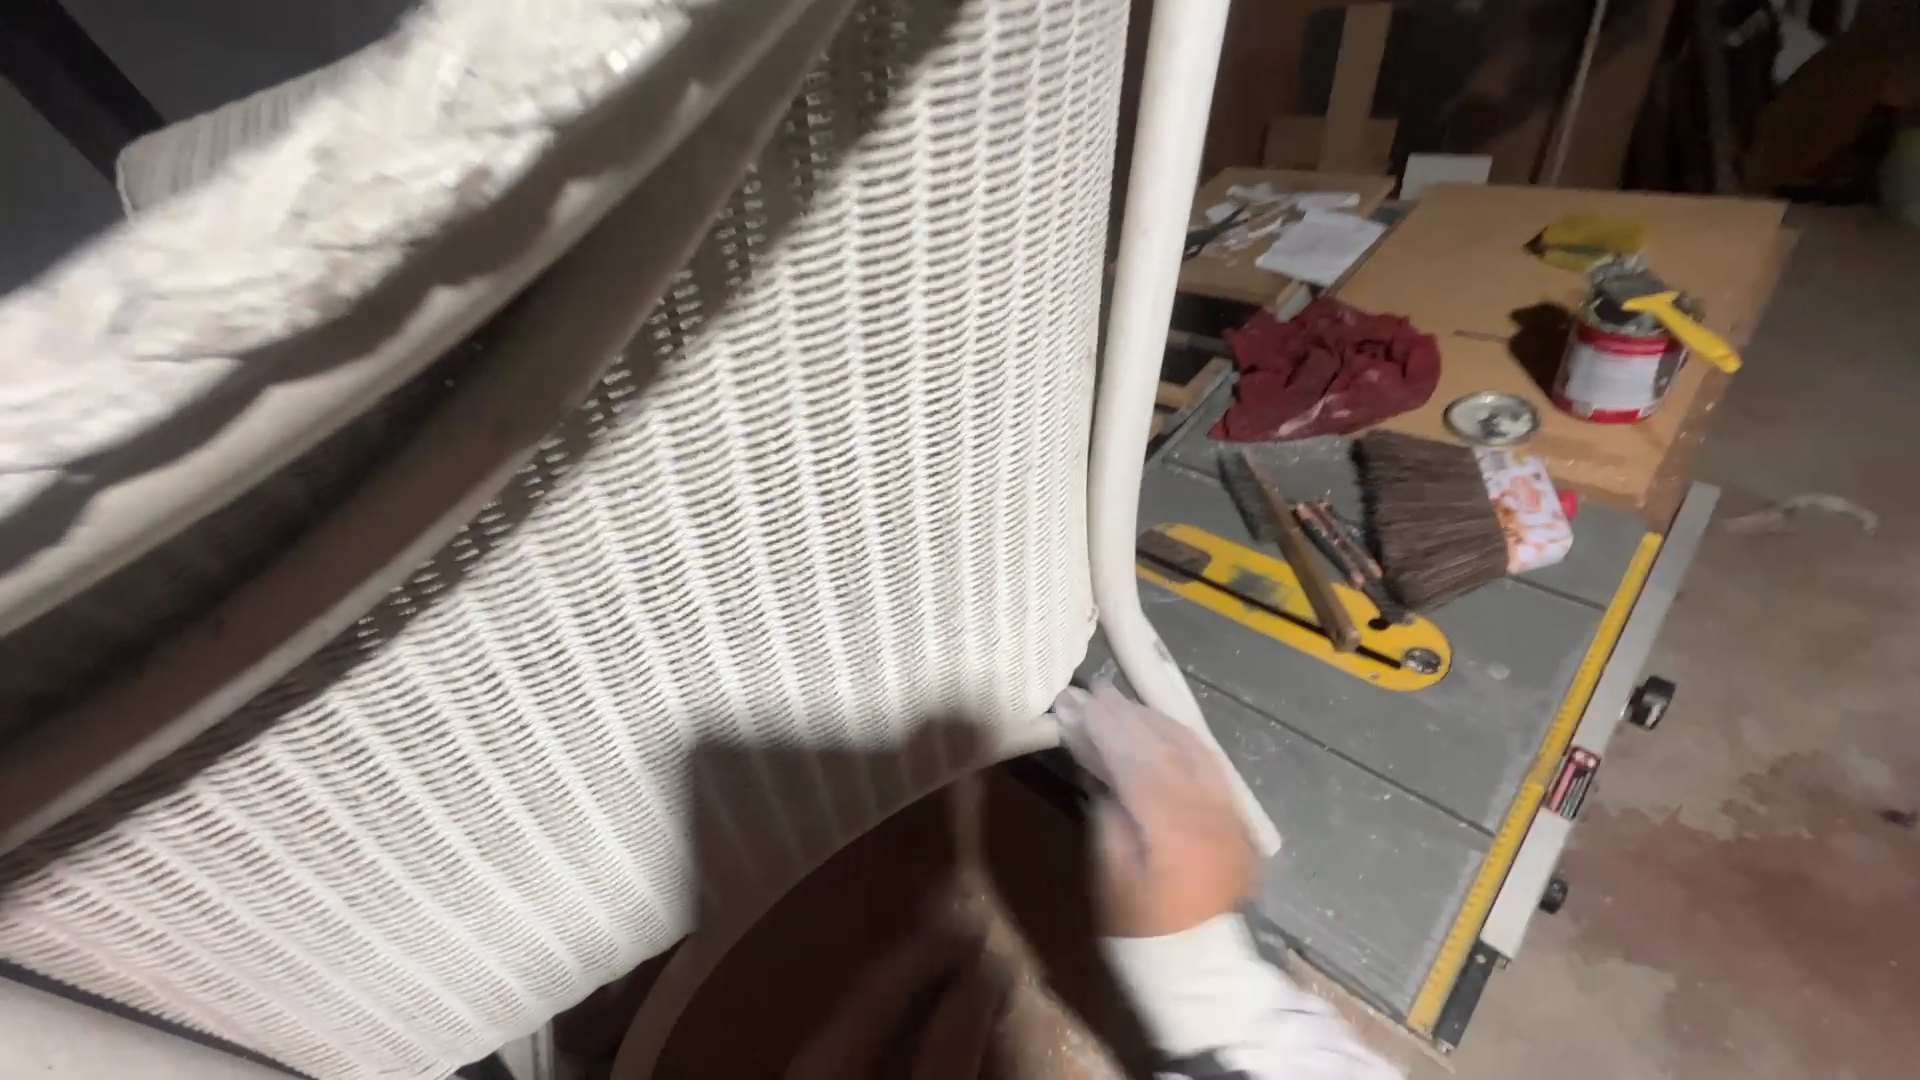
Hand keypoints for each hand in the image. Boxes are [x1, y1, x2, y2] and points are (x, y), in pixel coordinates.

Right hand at [1054, 683, 1256, 937]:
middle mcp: (1212, 813)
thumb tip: (1104, 767)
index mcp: (1176, 831)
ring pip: (1194, 750)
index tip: (1084, 702)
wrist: (1203, 968)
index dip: (1108, 729)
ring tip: (1124, 704)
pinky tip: (1159, 728)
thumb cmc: (1144, 929)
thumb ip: (1110, 814)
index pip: (1138, 762)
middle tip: (1099, 692)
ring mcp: (1231, 814)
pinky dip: (1182, 741)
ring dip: (1156, 723)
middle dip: (1130, 717)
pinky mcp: (1237, 818)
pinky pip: (1211, 766)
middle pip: (1167, 748)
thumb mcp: (1112, 874)